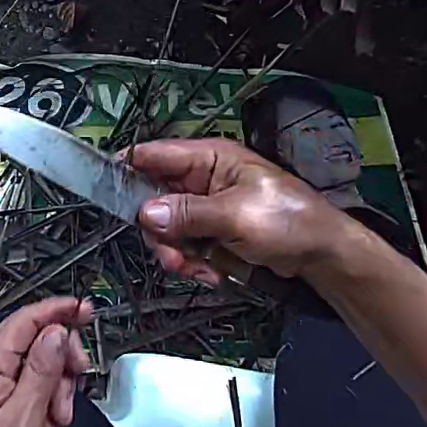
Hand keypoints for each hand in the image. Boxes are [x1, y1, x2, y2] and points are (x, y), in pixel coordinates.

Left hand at [0, 298, 91, 426]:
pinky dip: (51, 397)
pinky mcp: (3, 399)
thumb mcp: (24, 418)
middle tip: (75, 376)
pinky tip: (50, 419)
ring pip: (42, 361)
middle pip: (38, 338)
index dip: (58, 310)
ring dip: (59, 383)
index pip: (26, 319)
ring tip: (57, 413)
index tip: (83, 308)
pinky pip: (36, 382)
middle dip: (63, 357)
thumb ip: (42, 369)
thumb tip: (57, 331)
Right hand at [126, 138, 354, 283]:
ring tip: (198, 267)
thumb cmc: (289, 218)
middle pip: (154, 198)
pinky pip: (184, 245)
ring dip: (177, 252)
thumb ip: (189, 213)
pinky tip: (212, 271)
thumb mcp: (236, 214)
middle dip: (160, 230)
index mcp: (209, 158)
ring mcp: (206, 206)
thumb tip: (147, 211)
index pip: (155, 154)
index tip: (106, 191)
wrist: (319, 253)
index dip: (128, 169)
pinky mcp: (211, 231)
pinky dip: (192, 263)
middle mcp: (202, 178)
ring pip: (167, 227)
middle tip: (173, 253)